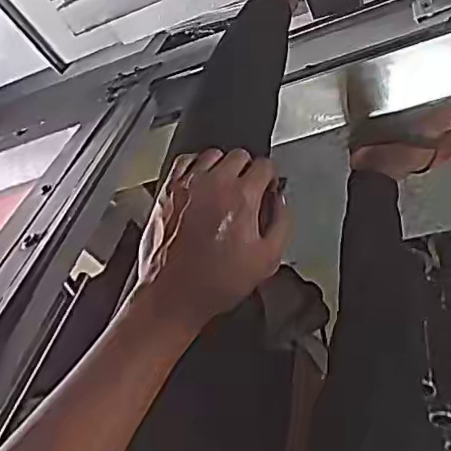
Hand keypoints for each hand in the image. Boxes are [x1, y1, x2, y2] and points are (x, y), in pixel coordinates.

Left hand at [135, 148, 292, 328]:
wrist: (172, 296)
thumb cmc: (214, 283)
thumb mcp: (267, 260)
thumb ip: (282, 223)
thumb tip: (281, 202)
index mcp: (242, 198)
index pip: (264, 165)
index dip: (270, 178)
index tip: (266, 188)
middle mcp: (214, 185)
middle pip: (240, 155)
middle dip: (248, 170)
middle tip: (247, 190)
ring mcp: (188, 185)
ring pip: (212, 154)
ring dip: (222, 166)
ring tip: (223, 186)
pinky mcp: (168, 191)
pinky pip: (184, 161)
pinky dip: (195, 166)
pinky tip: (199, 181)